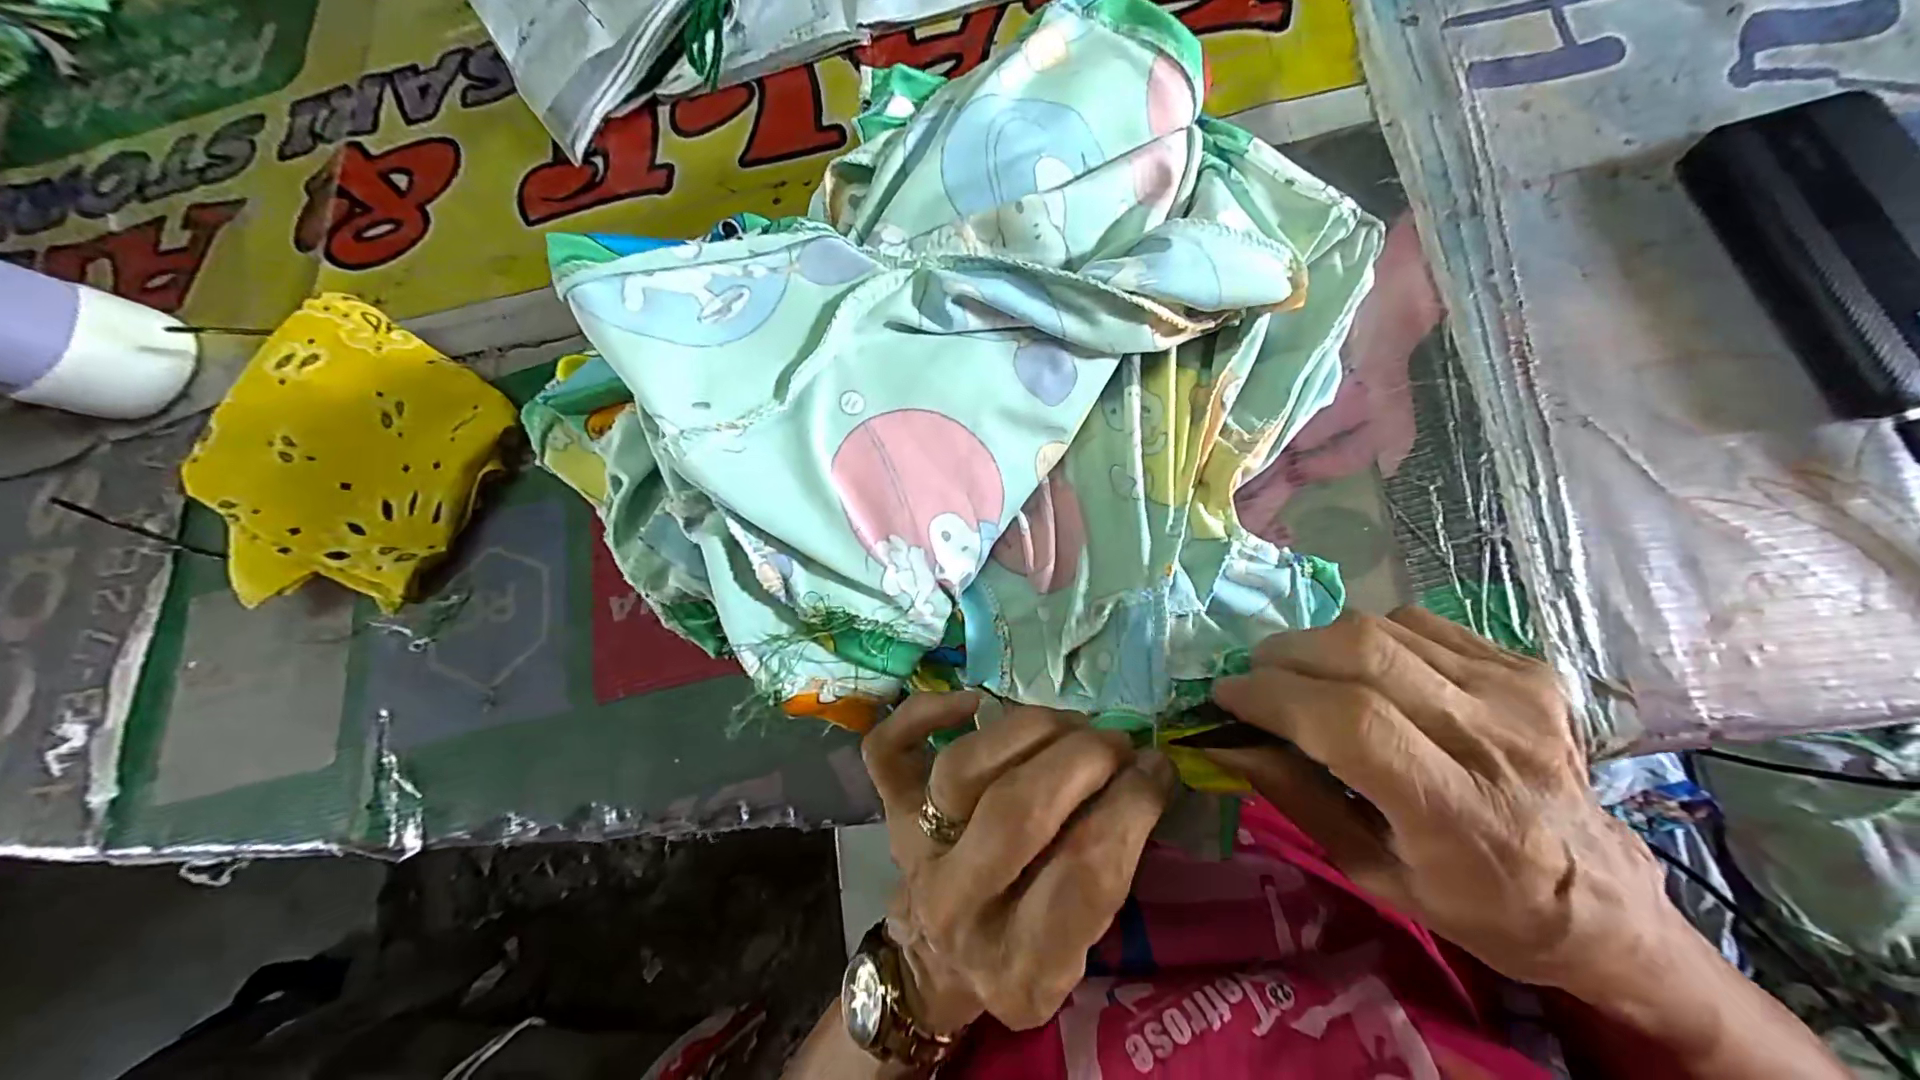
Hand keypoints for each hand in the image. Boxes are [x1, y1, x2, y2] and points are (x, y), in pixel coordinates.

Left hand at [861, 693, 1176, 1031]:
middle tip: (1117, 742)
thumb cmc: (1025, 949)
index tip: (1157, 767)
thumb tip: (1144, 770)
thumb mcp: (1081, 946)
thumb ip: (1108, 867)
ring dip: (1029, 730)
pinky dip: (924, 711)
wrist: (937, 958)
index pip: (1084, 875)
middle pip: (1017, 810)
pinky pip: (888, 749)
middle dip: (1083, 760)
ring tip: (1071, 724)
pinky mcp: (890, 813)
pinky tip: (974, 701)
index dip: (1131, 808)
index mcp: (1020, 963)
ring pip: (961, 769)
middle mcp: (957, 906)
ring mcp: (915, 851)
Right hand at [1204, 608, 1675, 998]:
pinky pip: (1418, 623)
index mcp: (1458, 812)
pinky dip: (1368, 636)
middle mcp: (1494, 740)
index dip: (1274, 696)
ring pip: (1383, 627)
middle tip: (1254, 677)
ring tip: (1300, 673)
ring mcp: (1518, 693)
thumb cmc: (1476, 904)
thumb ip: (1296, 797)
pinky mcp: (1527, 669)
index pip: (1350, 721)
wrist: (1602, 901)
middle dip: (1285, 655)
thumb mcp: (1372, 872)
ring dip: (1318, 642)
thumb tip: (1225, 742)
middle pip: (1363, 652)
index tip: (1225, 696)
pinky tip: (1365, 670)